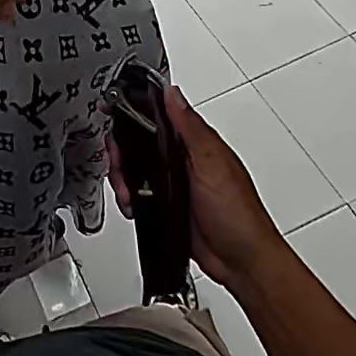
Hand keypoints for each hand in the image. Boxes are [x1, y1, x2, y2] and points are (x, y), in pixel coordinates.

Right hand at [108, 85, 284, 289]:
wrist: (241, 262)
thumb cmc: (239, 213)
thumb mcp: (211, 163)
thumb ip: (190, 127)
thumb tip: (173, 93)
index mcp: (196, 142)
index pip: (161, 116)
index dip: (135, 110)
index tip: (114, 109)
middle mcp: (183, 159)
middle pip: (140, 141)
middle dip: (122, 148)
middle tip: (118, 160)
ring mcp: (174, 183)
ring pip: (137, 168)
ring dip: (124, 175)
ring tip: (126, 188)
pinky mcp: (166, 204)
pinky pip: (139, 193)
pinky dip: (129, 195)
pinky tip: (131, 202)